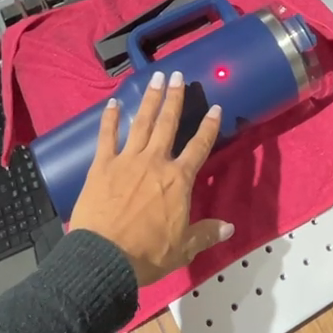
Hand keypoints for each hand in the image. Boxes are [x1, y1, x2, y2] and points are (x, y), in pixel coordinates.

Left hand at [69, 70, 233, 284]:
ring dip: (150, 99)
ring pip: (141, 123)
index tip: (215, 107)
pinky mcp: (102, 165)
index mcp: (177, 180)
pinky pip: (106, 136)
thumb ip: (206, 233)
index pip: (198, 146)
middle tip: (178, 75)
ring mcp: (127, 159)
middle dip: (175, 98)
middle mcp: (155, 161)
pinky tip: (112, 102)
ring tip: (156, 78)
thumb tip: (230, 227)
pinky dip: (109, 118)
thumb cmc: (147, 254)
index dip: (209, 126)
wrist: (105, 257)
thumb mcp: (183, 249)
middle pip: (167, 124)